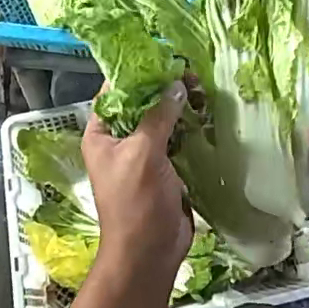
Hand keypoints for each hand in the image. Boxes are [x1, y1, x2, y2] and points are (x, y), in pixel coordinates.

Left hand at [82, 81, 191, 274]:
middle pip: (141, 104)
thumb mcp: (144, 152)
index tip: (162, 56)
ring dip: (180, 107)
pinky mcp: (164, 168)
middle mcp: (119, 141)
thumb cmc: (136, 201)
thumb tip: (175, 85)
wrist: (149, 251)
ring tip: (203, 90)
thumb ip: (158, 116)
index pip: (114, 92)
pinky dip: (189, 127)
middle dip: (164, 88)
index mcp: (101, 134)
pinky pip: (176, 140)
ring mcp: (142, 154)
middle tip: (192, 74)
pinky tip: (206, 114)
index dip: (136, 73)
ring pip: (161, 121)